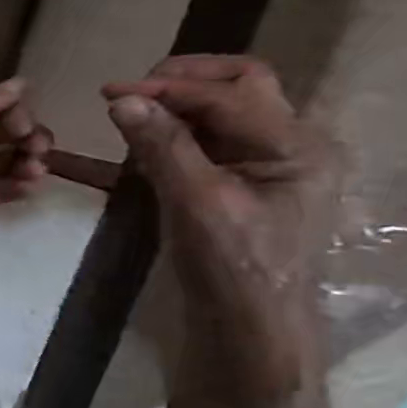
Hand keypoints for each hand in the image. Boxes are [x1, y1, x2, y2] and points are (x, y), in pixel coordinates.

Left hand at [0, 78, 51, 252]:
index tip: (22, 126)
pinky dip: (17, 186)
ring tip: (35, 170)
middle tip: (37, 148)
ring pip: (5, 162)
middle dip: (27, 137)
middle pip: (3, 134)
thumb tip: (23, 83)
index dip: (14, 114)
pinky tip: (28, 185)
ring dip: (26, 162)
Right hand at [102, 56, 339, 398]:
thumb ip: (162, 146)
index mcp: (297, 147)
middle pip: (239, 85)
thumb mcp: (195, 202)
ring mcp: (266, 162)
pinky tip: (141, 137)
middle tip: (130, 92)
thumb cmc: (233, 267)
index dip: (166, 88)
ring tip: (129, 113)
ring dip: (175, 102)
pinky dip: (172, 128)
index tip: (109, 92)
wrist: (250, 327)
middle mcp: (290, 144)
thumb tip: (121, 100)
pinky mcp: (240, 180)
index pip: (227, 93)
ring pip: (222, 107)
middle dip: (181, 80)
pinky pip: (207, 136)